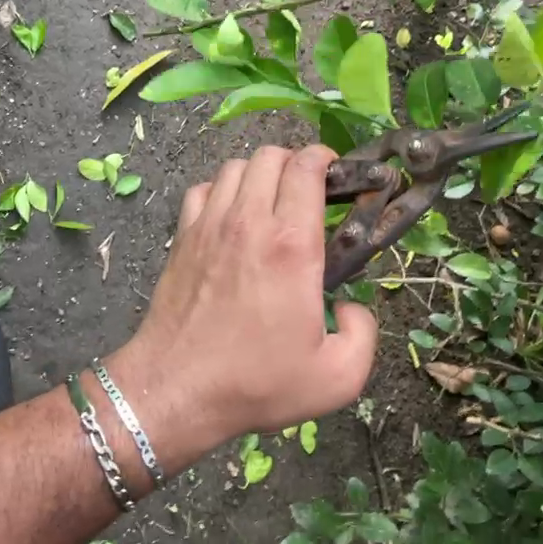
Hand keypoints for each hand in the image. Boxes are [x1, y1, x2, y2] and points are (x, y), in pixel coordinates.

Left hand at [105, 146, 377, 470]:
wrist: (177, 387)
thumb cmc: (258, 382)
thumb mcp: (338, 376)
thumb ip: (364, 332)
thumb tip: (353, 306)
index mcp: (292, 245)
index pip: (307, 168)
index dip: (325, 158)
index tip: (337, 172)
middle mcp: (250, 221)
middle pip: (270, 156)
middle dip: (295, 162)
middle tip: (307, 189)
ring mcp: (211, 223)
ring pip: (236, 166)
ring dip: (259, 173)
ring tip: (271, 198)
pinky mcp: (184, 235)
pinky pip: (204, 188)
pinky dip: (222, 190)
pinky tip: (231, 214)